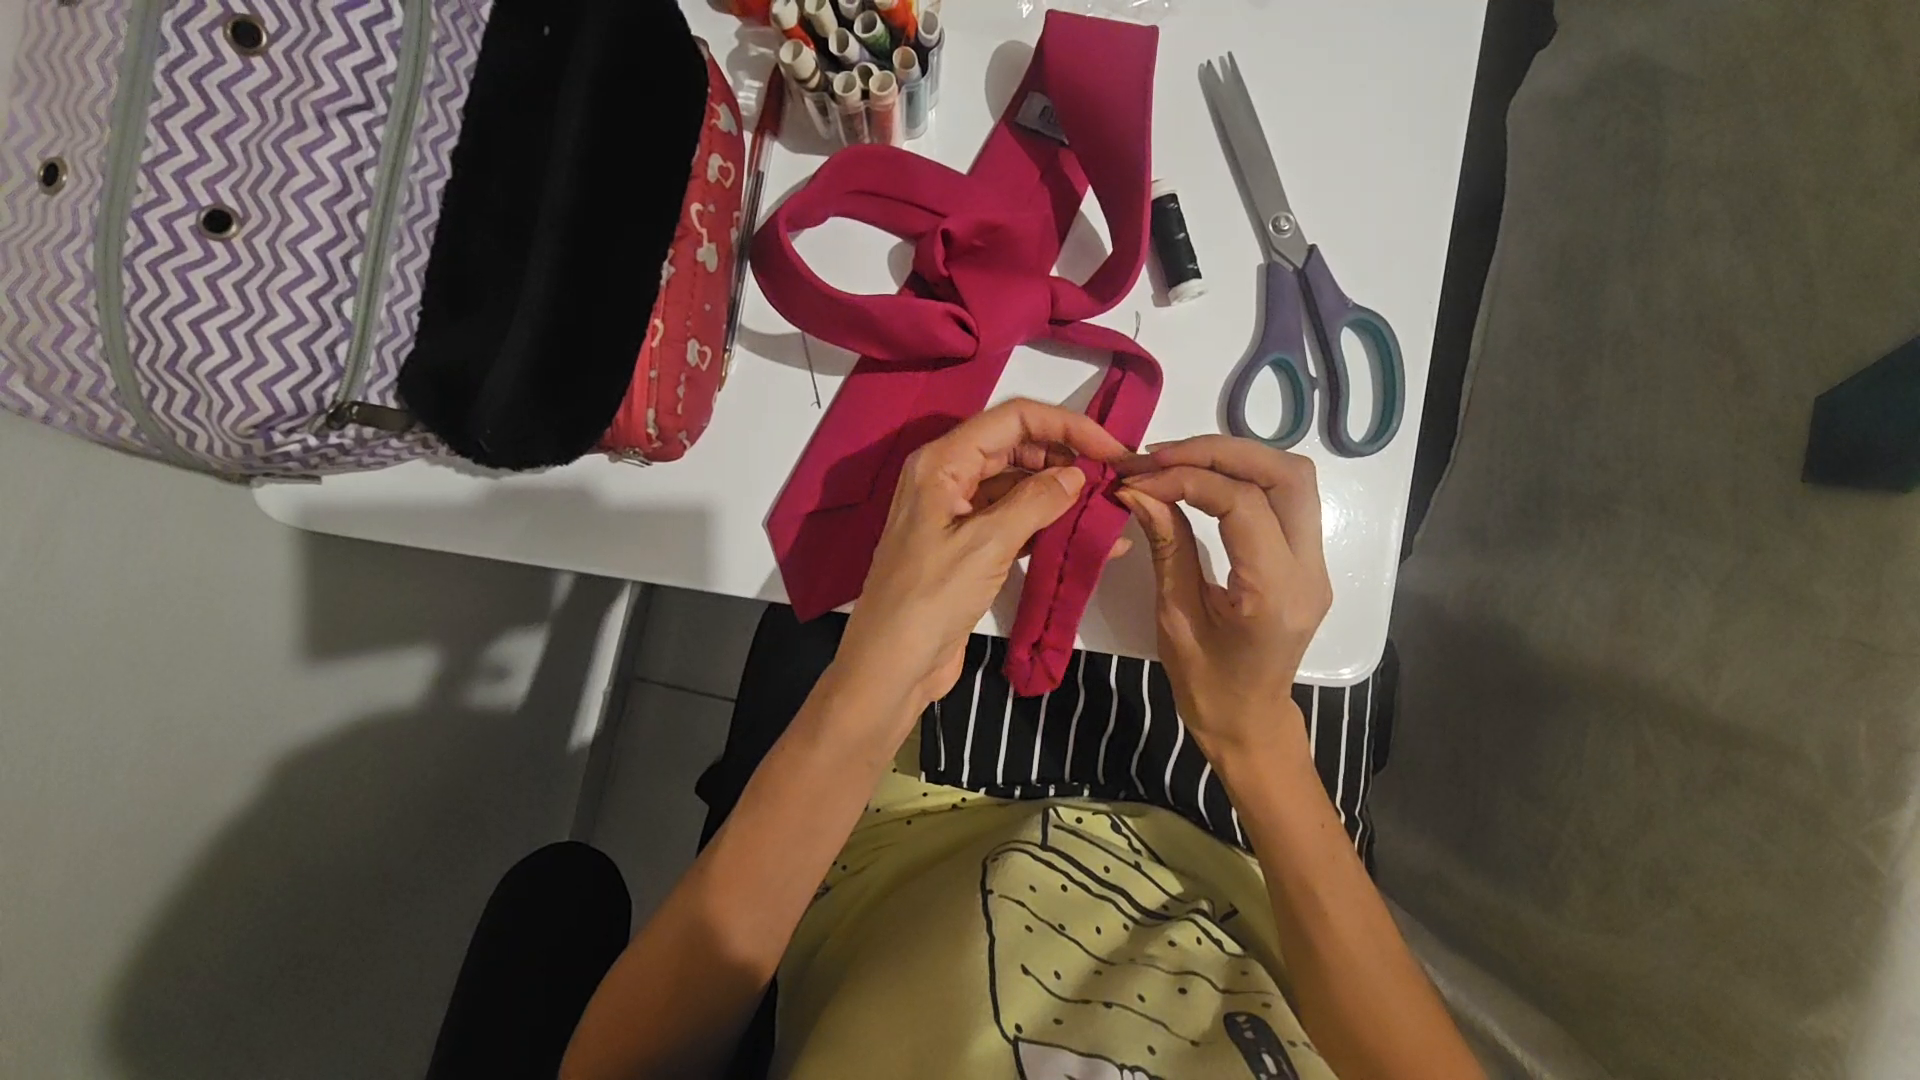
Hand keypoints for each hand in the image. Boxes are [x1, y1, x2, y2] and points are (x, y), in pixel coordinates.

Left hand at [834, 400, 1130, 717]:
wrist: (892, 664)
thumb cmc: (930, 598)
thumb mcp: (986, 543)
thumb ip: (1034, 502)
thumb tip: (1076, 475)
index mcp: (941, 462)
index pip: (1012, 419)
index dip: (1066, 426)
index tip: (1110, 448)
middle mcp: (947, 478)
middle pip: (1015, 447)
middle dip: (1065, 457)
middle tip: (1113, 478)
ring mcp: (956, 513)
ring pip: (1016, 485)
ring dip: (1059, 492)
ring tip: (1108, 507)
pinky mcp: (967, 547)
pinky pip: (1013, 521)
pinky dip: (1047, 525)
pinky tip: (1085, 538)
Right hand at [1115, 436, 1332, 759]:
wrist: (1248, 720)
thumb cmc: (1205, 683)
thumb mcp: (1175, 617)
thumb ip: (1167, 546)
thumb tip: (1138, 490)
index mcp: (1274, 593)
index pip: (1242, 504)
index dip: (1186, 479)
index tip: (1137, 480)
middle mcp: (1309, 570)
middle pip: (1286, 474)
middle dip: (1220, 451)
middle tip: (1161, 456)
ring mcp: (1316, 563)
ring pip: (1294, 478)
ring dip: (1236, 458)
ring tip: (1178, 461)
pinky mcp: (1308, 560)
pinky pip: (1286, 499)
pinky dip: (1245, 476)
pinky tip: (1203, 479)